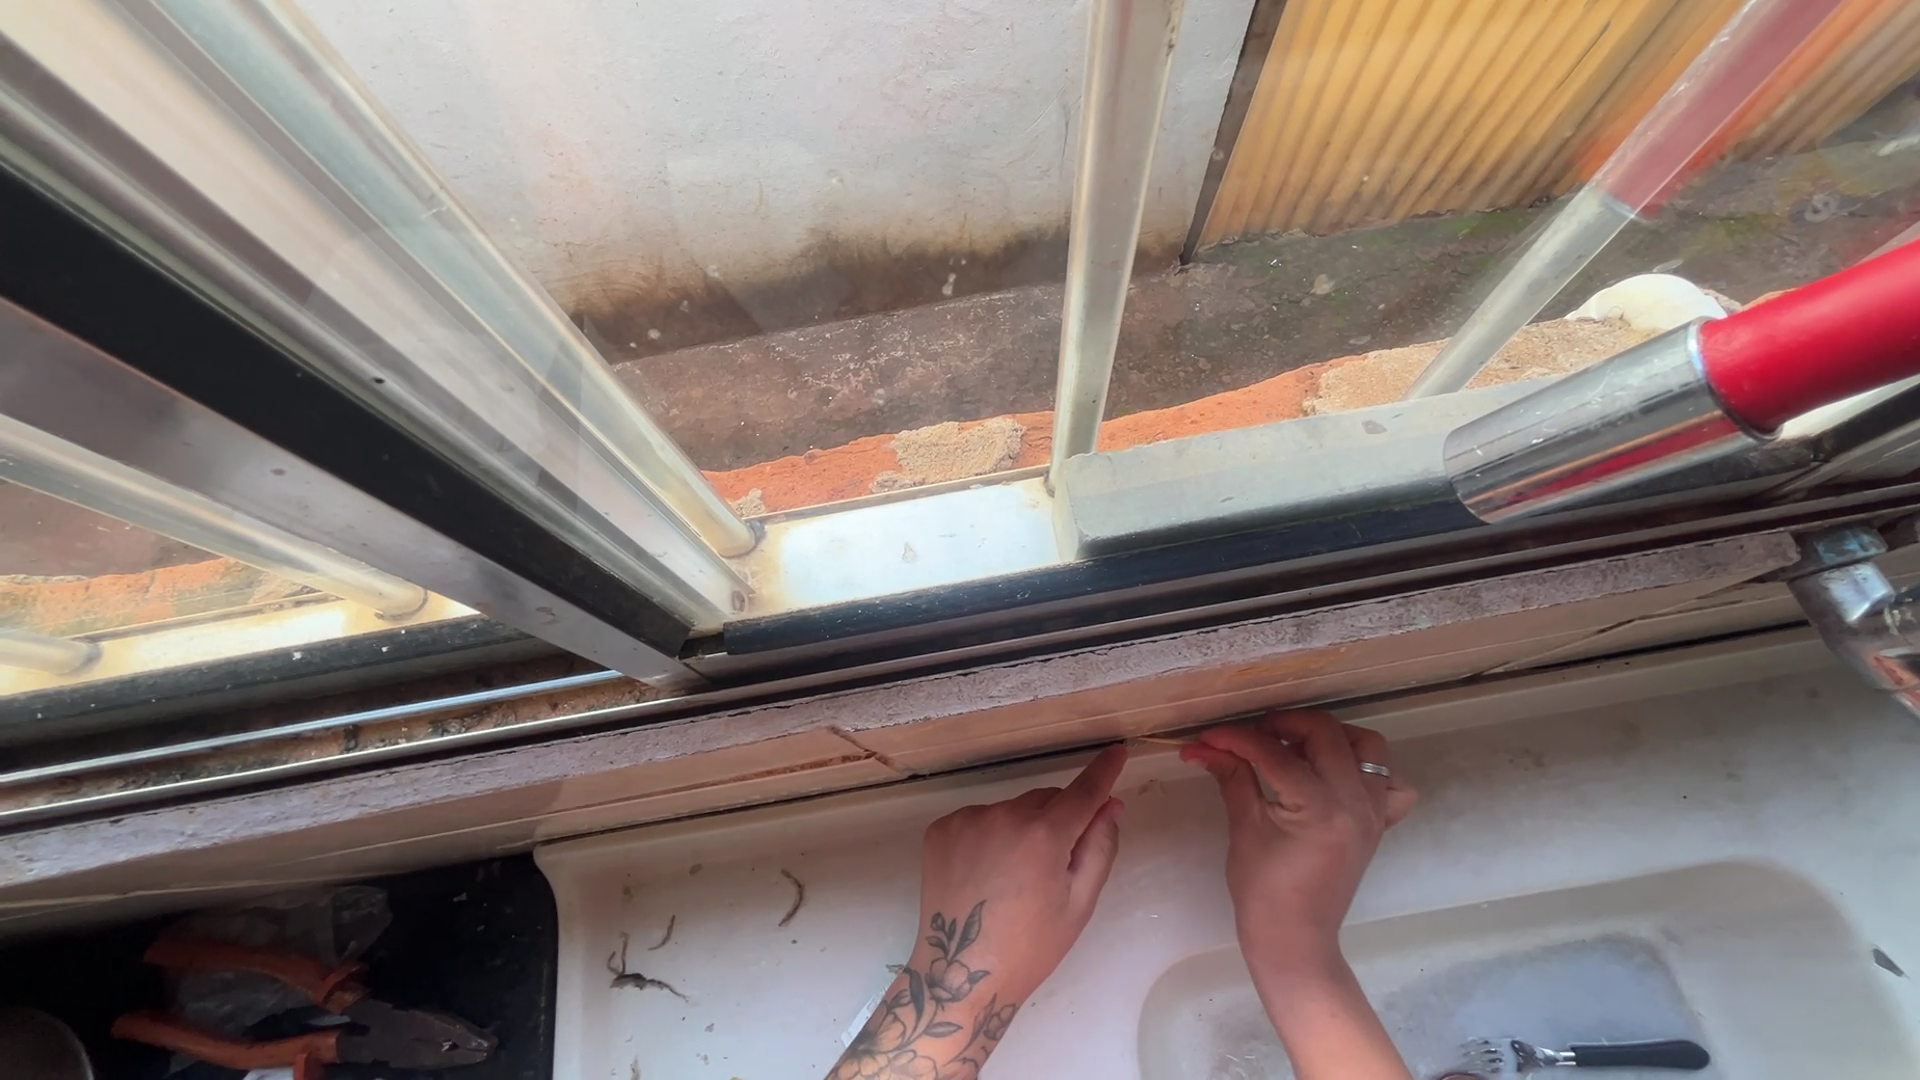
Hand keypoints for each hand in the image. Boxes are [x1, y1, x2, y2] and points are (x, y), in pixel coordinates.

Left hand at [826, 745, 1127, 1079]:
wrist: (959, 974)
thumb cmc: (1031, 946)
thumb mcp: (1079, 902)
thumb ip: (1099, 846)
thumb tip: (1110, 804)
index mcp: (1044, 835)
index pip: (1083, 791)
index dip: (1104, 771)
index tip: (1117, 750)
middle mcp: (1004, 815)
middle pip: (1046, 800)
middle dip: (1057, 820)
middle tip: (1053, 866)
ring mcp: (968, 819)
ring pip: (1011, 809)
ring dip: (1021, 828)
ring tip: (1011, 878)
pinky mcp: (941, 828)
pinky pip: (980, 819)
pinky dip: (989, 836)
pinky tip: (984, 873)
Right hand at [1180, 711, 1414, 973]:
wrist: (1294, 938)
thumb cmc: (1262, 889)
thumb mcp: (1243, 825)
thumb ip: (1231, 775)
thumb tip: (1202, 745)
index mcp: (1320, 806)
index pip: (1274, 752)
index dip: (1236, 738)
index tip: (1208, 737)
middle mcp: (1356, 802)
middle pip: (1325, 733)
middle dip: (1283, 724)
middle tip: (1250, 736)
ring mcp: (1374, 812)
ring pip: (1366, 746)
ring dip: (1328, 736)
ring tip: (1293, 746)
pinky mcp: (1378, 823)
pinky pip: (1389, 783)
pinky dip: (1366, 769)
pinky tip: (1334, 775)